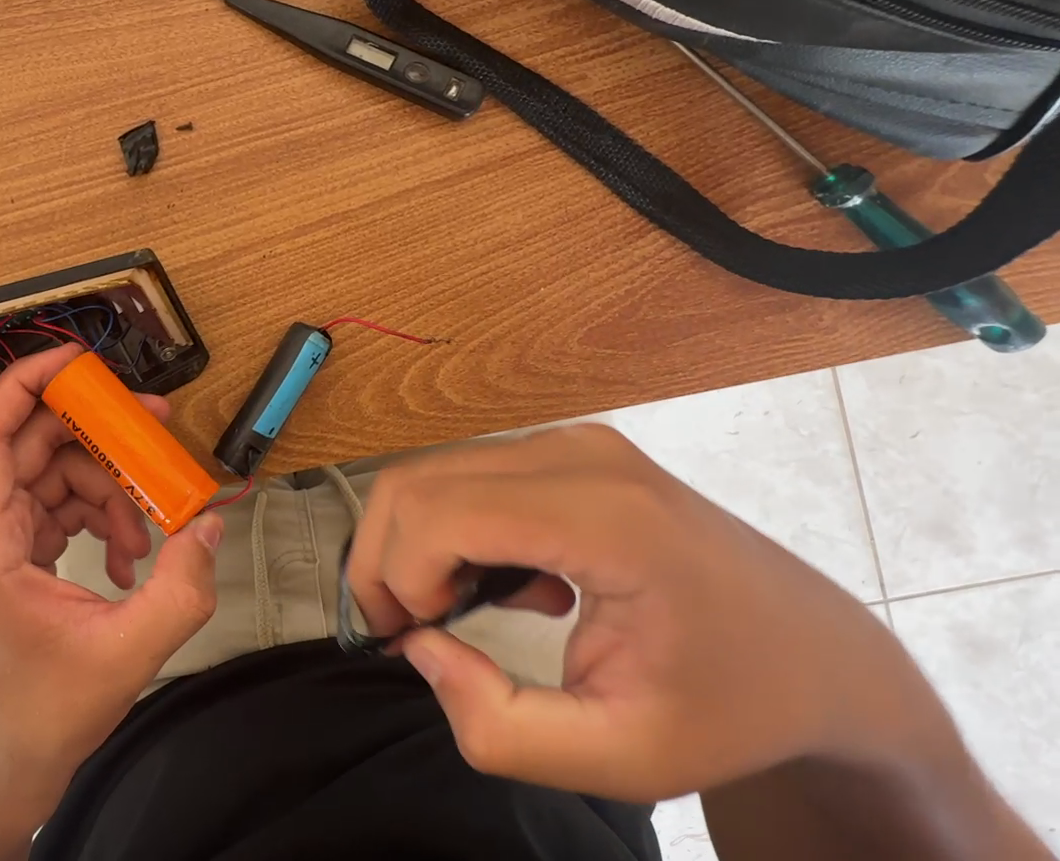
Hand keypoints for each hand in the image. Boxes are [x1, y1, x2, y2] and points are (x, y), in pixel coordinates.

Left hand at [0, 344, 223, 800]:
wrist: (11, 758)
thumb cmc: (46, 711)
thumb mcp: (126, 653)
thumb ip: (181, 589)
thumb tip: (212, 523)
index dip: (27, 383)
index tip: (79, 362)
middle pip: (37, 444)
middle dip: (98, 434)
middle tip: (156, 429)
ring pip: (55, 474)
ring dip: (108, 489)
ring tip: (146, 538)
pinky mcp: (18, 553)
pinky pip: (61, 506)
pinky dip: (100, 516)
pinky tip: (131, 558)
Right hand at [347, 424, 965, 802]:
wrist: (815, 652)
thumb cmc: (729, 708)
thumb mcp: (620, 759)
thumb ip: (497, 727)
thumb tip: (419, 646)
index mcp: (606, 520)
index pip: (442, 516)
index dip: (401, 581)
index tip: (421, 644)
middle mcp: (578, 456)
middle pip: (415, 486)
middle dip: (385, 563)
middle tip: (412, 631)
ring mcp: (571, 442)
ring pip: (426, 475)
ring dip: (411, 548)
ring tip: (460, 609)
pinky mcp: (564, 447)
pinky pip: (460, 476)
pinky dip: (445, 531)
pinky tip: (504, 581)